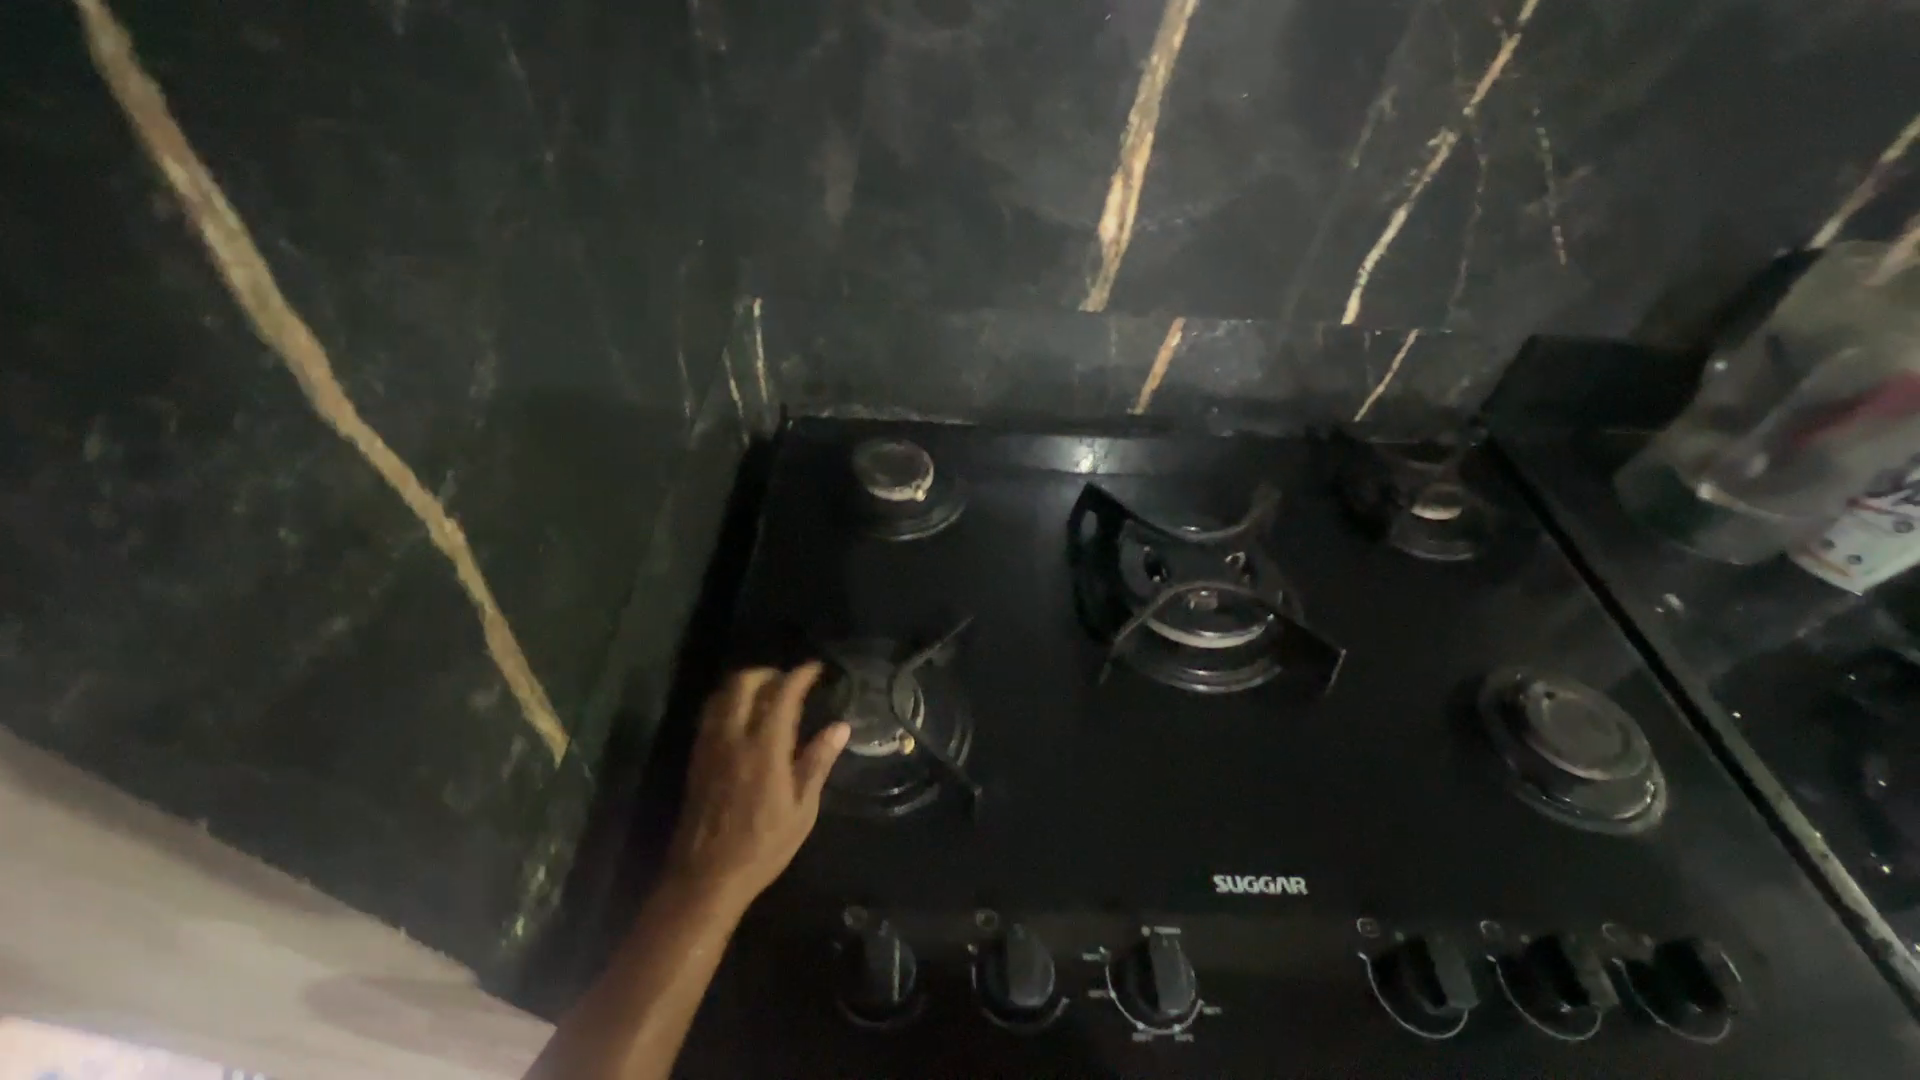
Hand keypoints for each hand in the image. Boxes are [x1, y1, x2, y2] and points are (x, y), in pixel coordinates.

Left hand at [666, 662, 850, 913]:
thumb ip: (818, 762)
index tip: (815, 669)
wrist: (705, 877)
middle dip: (768, 673)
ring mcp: (709, 746)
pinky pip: (710, 714)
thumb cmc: (762, 846)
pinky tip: (743, 720)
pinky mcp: (696, 758)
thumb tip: (840, 727)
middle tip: (789, 681)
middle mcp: (732, 737)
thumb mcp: (802, 809)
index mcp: (764, 748)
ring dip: (745, 685)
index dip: (800, 675)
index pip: (782, 694)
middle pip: (743, 682)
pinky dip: (728, 703)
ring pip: (721, 695)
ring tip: (767, 696)